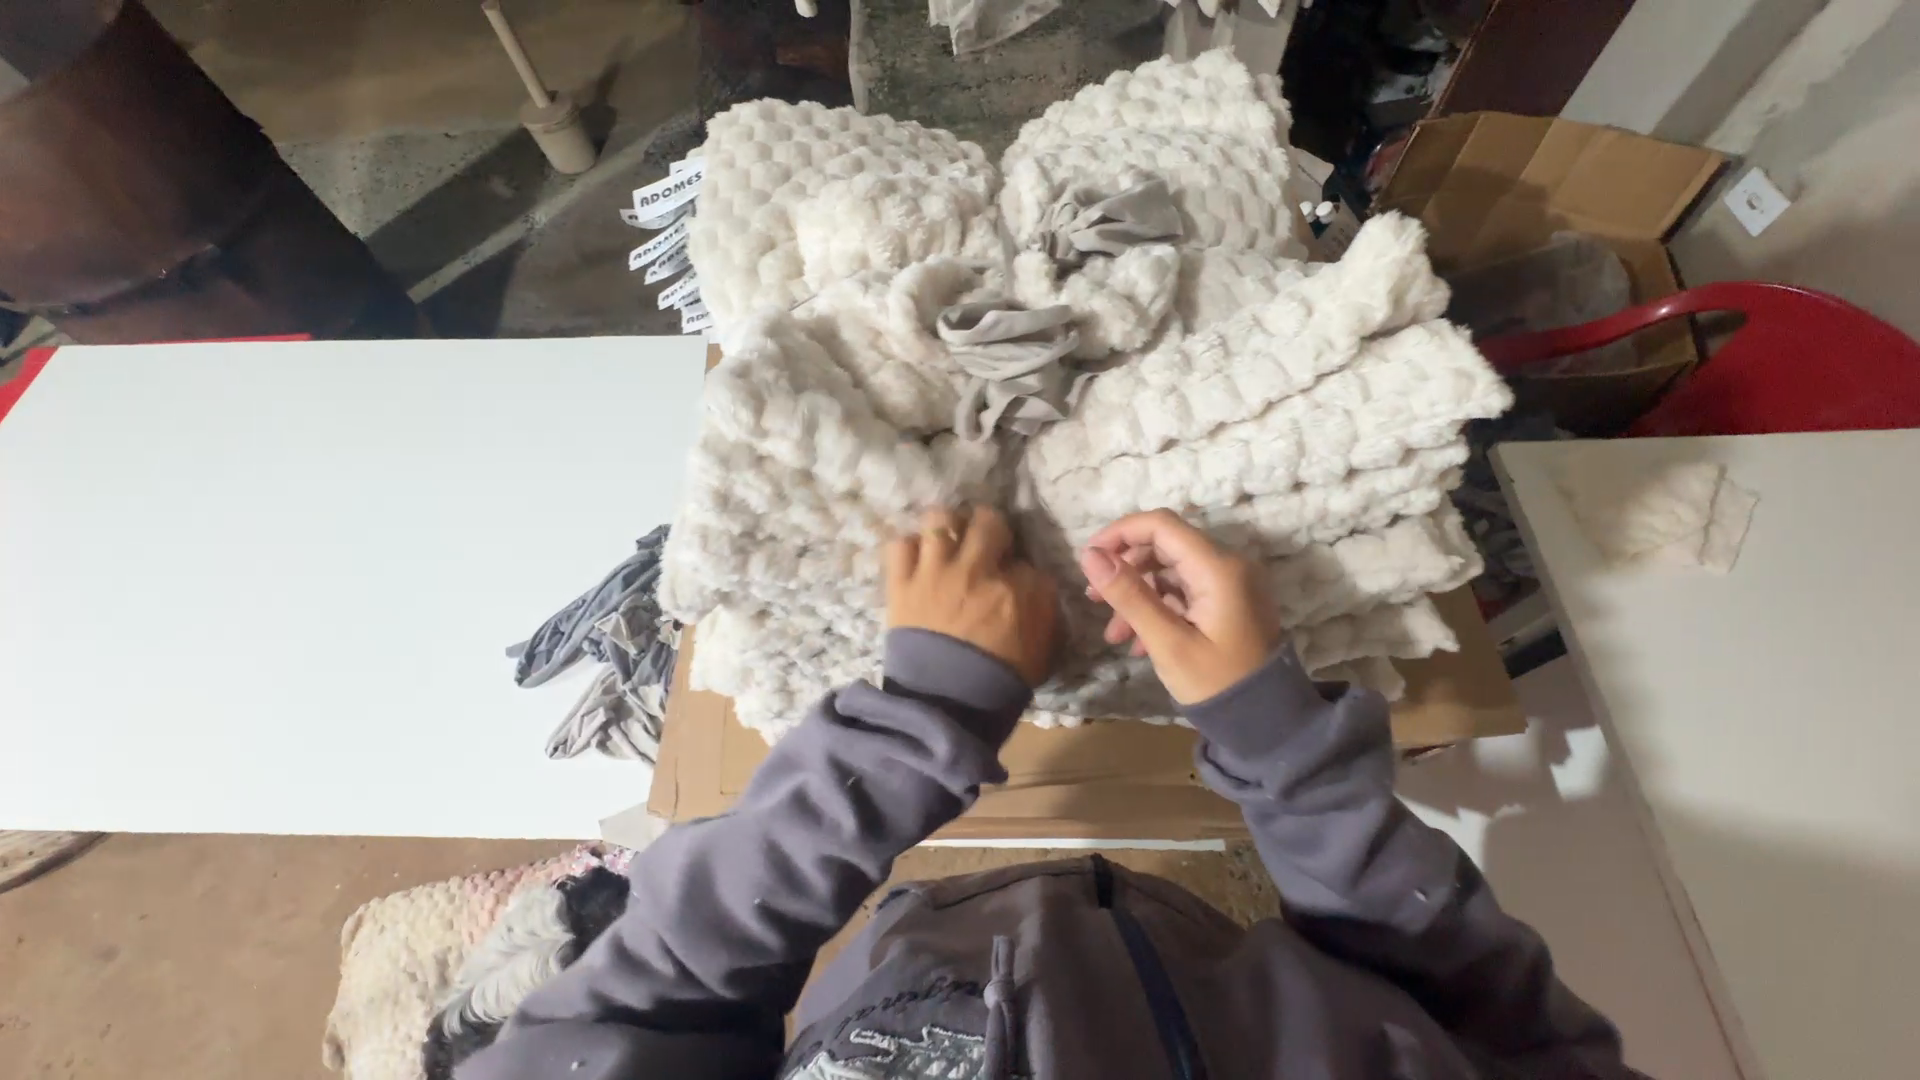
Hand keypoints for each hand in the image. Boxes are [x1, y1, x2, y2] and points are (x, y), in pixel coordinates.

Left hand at [886, 505, 1059, 686]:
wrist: (945, 708)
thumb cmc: (998, 684)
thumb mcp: (1042, 649)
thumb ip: (1043, 610)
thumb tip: (1034, 584)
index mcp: (1018, 590)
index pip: (1027, 560)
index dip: (1020, 570)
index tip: (1014, 583)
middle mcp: (977, 570)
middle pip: (989, 521)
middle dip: (992, 530)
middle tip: (987, 547)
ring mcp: (935, 572)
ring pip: (940, 518)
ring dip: (948, 528)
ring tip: (949, 545)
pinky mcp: (901, 583)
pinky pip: (900, 544)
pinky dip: (910, 549)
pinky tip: (919, 563)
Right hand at [1079, 509, 1279, 703]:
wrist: (1268, 722)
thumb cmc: (1216, 683)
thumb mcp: (1167, 642)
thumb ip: (1129, 595)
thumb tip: (1090, 555)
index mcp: (1218, 568)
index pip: (1161, 526)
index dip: (1120, 533)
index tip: (1088, 558)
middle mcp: (1227, 566)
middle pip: (1164, 545)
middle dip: (1125, 568)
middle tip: (1093, 598)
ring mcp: (1229, 584)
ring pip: (1170, 570)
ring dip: (1137, 593)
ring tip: (1113, 632)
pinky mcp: (1227, 602)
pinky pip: (1184, 591)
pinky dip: (1157, 607)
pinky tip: (1137, 641)